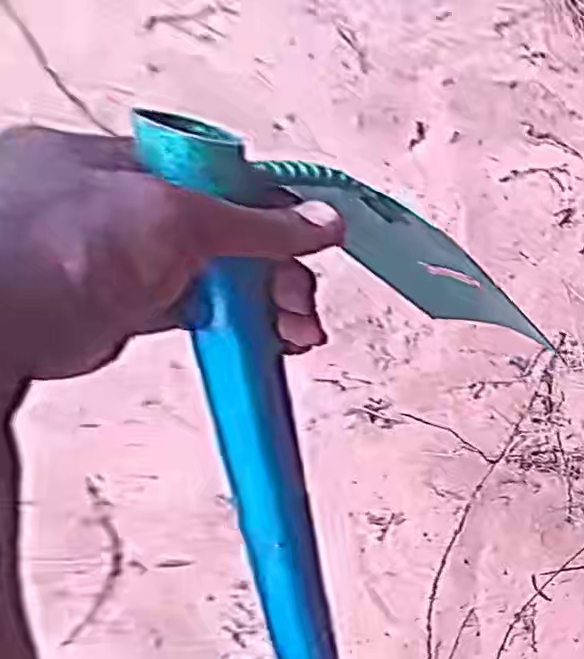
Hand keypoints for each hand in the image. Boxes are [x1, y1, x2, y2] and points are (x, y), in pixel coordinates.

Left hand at [0, 126, 345, 381]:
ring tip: (288, 332)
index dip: (272, 211)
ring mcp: (134, 261)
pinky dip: (245, 330)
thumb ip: (257, 221)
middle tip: (294, 303)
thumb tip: (321, 220)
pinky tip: (259, 340)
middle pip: (240, 238)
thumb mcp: (173, 217)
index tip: (303, 241)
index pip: (223, 180)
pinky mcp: (139, 306)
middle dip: (282, 276)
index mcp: (121, 168)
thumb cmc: (37, 249)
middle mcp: (127, 211)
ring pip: (233, 280)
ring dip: (274, 309)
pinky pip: (213, 314)